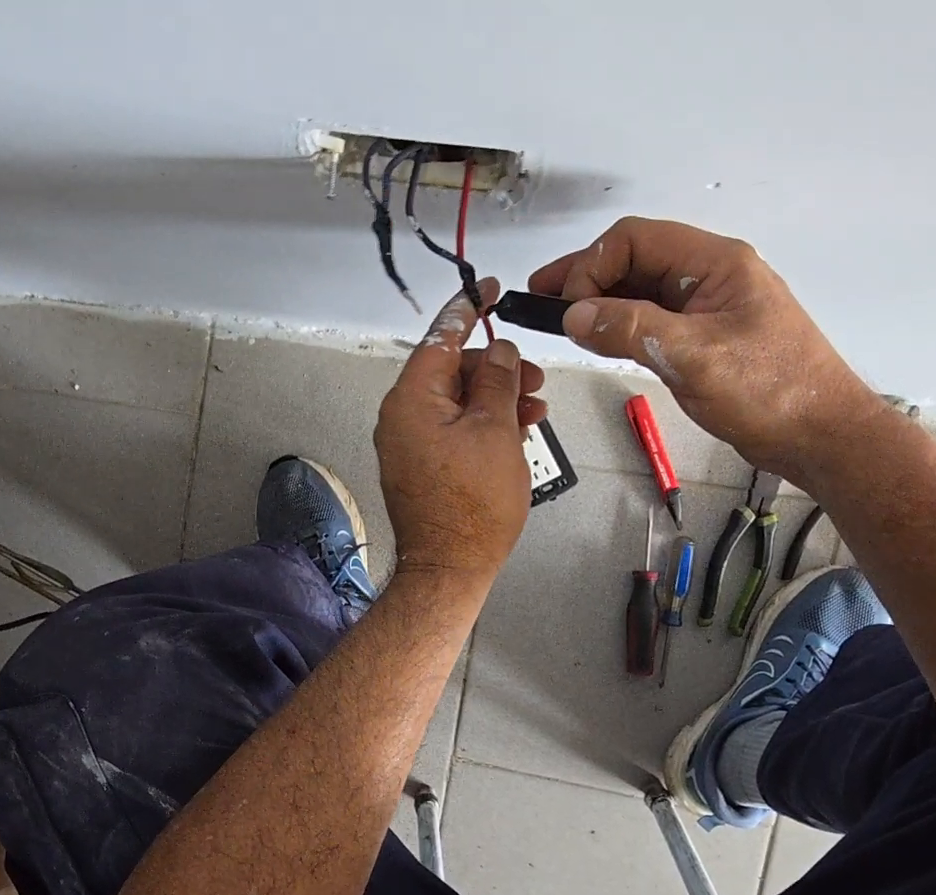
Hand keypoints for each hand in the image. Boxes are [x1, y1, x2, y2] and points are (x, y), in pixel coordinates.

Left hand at [375, 279, 546, 580]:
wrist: (450, 566)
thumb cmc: (475, 501)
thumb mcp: (496, 430)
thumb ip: (498, 380)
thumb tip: (499, 349)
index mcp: (411, 398)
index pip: (440, 337)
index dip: (469, 308)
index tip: (489, 287)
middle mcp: (399, 415)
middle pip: (450, 370)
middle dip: (496, 368)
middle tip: (536, 379)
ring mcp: (406, 442)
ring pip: (454, 402)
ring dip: (495, 398)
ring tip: (536, 409)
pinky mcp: (418, 465)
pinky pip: (450, 429)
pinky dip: (481, 423)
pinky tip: (516, 430)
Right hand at [530, 217, 887, 476]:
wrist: (820, 435)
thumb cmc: (770, 391)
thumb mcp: (694, 357)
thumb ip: (631, 328)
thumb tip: (573, 314)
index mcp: (716, 263)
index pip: (636, 240)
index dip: (592, 265)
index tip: (568, 308)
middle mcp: (710, 276)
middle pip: (635, 259)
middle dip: (585, 277)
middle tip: (539, 301)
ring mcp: (706, 307)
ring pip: (640, 289)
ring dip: (598, 301)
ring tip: (557, 320)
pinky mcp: (703, 337)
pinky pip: (650, 318)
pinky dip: (618, 324)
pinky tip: (596, 338)